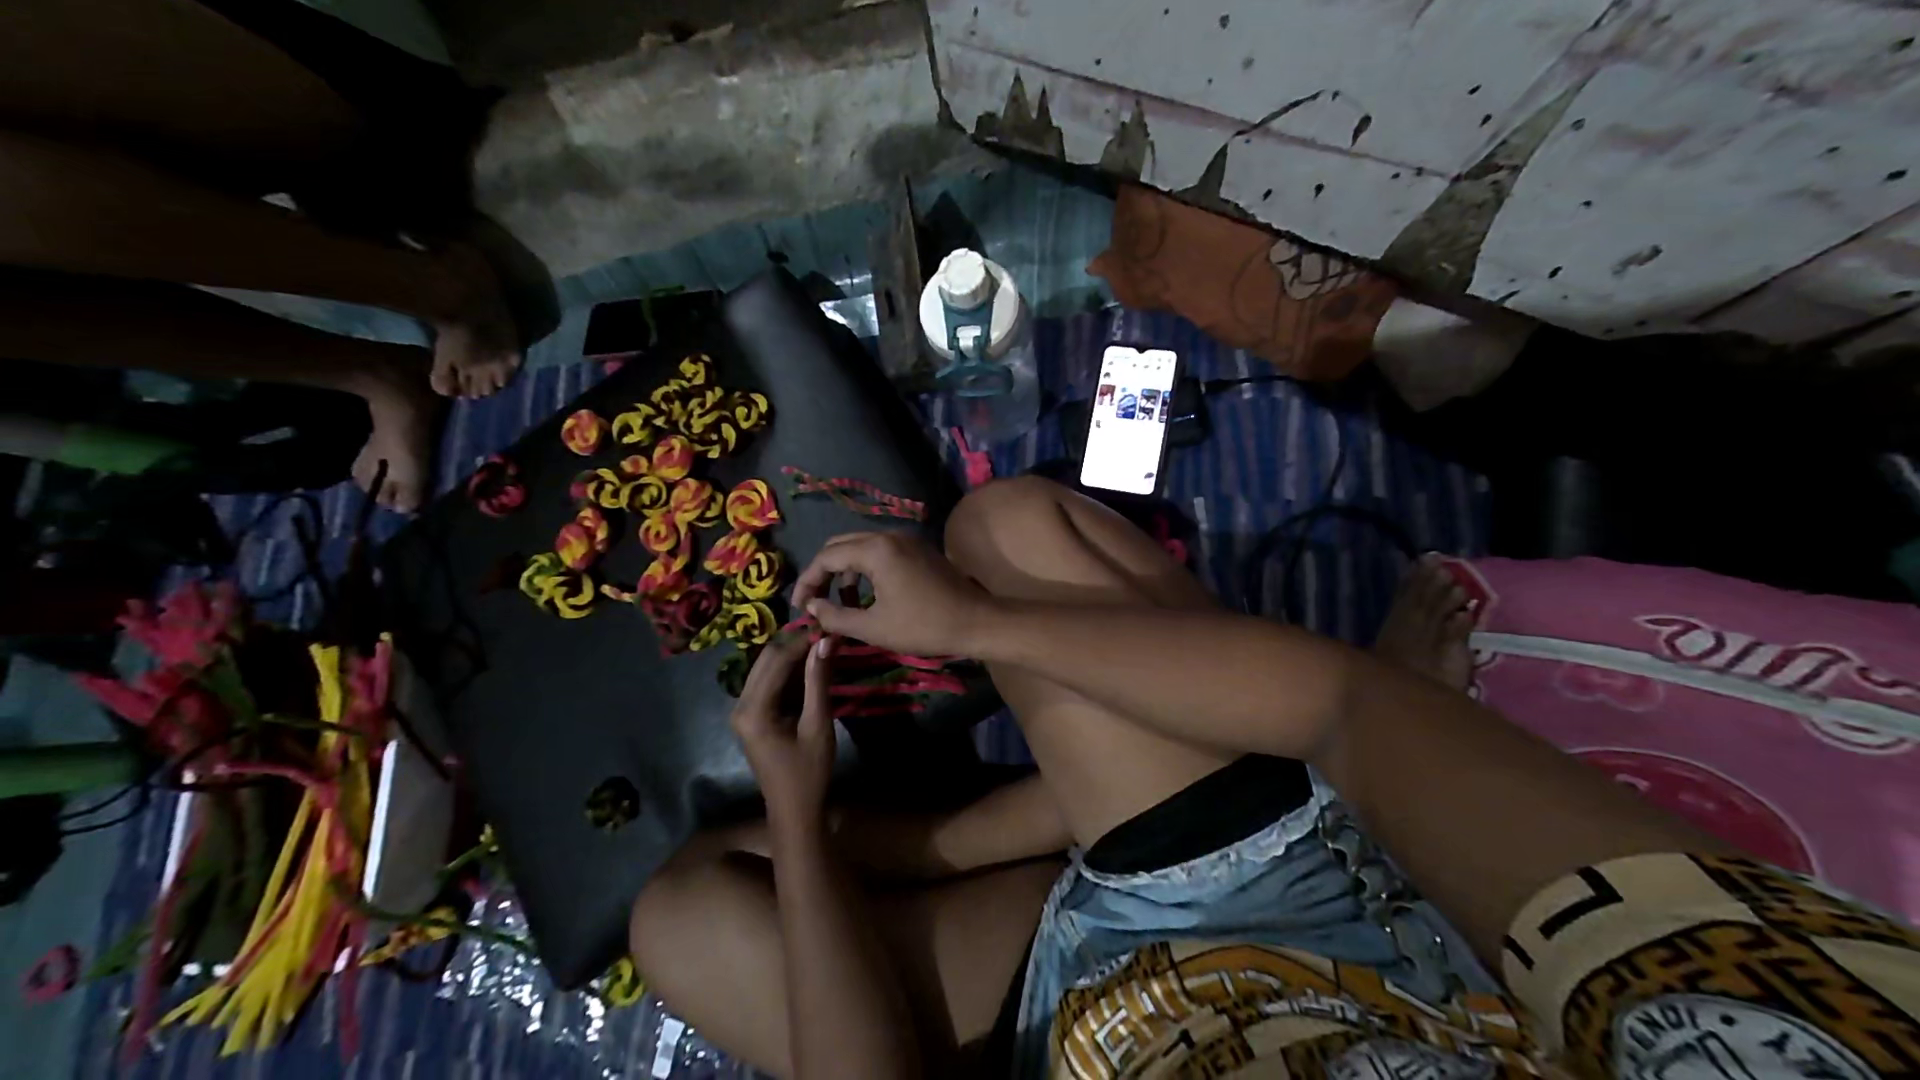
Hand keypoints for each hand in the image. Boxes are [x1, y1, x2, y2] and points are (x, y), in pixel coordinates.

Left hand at [731, 634, 836, 829]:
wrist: (794, 811)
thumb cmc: (809, 772)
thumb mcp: (818, 725)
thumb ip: (818, 681)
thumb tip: (826, 641)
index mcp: (753, 710)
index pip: (777, 660)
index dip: (803, 641)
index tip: (829, 627)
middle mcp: (740, 705)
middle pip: (766, 659)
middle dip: (796, 644)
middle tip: (827, 636)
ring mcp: (742, 711)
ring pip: (766, 668)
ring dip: (792, 657)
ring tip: (824, 648)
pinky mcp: (750, 716)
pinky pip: (768, 683)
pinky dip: (788, 673)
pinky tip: (811, 669)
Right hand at [791, 532, 993, 656]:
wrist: (977, 621)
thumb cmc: (924, 626)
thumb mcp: (873, 627)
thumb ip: (835, 616)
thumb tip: (811, 607)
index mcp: (876, 550)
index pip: (827, 557)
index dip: (808, 581)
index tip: (799, 607)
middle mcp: (889, 535)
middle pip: (840, 544)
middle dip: (823, 572)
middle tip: (815, 602)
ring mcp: (906, 539)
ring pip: (860, 547)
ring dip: (845, 572)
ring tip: (842, 604)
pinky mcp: (918, 549)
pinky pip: (880, 552)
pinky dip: (865, 569)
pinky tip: (867, 595)